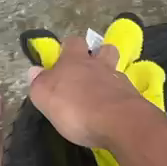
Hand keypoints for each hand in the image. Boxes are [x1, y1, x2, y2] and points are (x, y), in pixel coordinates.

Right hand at [27, 40, 156, 149]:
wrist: (118, 122)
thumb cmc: (75, 108)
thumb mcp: (45, 96)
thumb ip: (38, 82)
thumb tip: (34, 70)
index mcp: (75, 60)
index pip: (73, 42)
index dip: (68, 48)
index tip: (63, 59)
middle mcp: (98, 65)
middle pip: (103, 49)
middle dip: (97, 55)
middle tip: (88, 70)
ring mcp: (118, 80)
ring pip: (116, 68)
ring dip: (110, 74)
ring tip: (102, 88)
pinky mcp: (132, 97)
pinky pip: (125, 90)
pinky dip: (119, 95)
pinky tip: (114, 106)